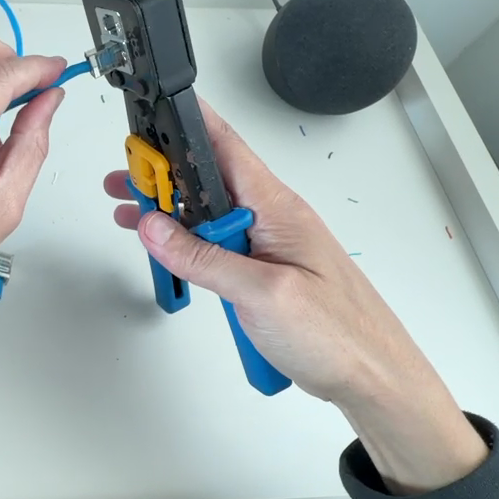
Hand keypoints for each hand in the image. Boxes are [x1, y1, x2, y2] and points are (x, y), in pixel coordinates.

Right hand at [103, 97, 485, 493]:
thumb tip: (154, 227)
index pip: (226, 148)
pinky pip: (215, 246)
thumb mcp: (262, 294)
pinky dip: (184, 244)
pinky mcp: (261, 271)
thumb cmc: (339, 336)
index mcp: (276, 209)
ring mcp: (266, 245)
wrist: (375, 380)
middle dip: (163, 173)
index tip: (150, 117)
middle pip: (208, 180)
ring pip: (207, 214)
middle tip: (123, 177)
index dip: (189, 125)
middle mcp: (271, 219)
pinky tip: (165, 253)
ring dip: (168, 211)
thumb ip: (203, 258)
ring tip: (127, 210)